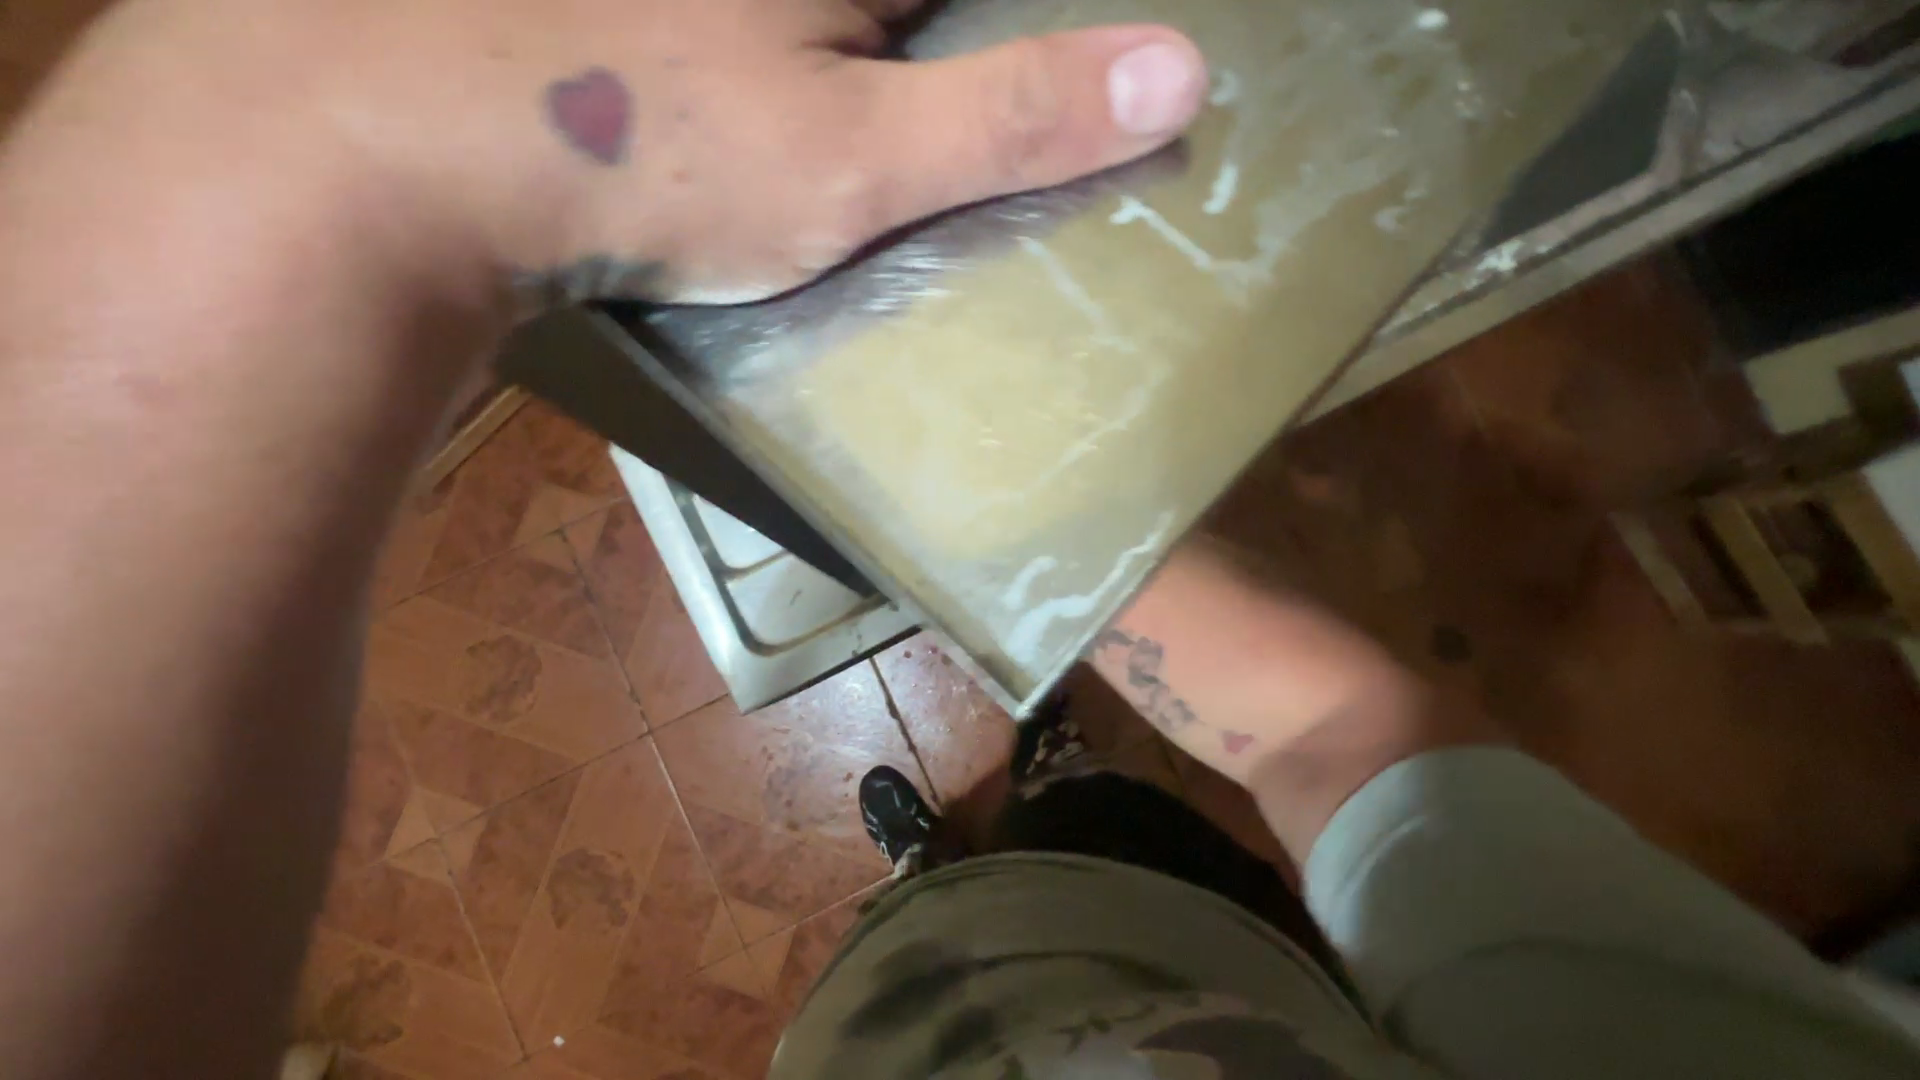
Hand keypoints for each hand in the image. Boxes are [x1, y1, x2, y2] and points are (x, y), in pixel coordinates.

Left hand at [36, 0, 1205, 310]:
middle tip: (1057, 88)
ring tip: (904, 85)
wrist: (392, 140)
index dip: (1055, 26)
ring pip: (856, 26)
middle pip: (926, 2)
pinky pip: (789, 38)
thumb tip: (1184, 72)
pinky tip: (848, 77)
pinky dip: (840, 58)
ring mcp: (724, 1)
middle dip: (984, 35)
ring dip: (903, 53)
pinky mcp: (660, 18)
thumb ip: (1015, 117)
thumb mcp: (855, 166)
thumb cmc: (645, 154)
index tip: (1122, 61)